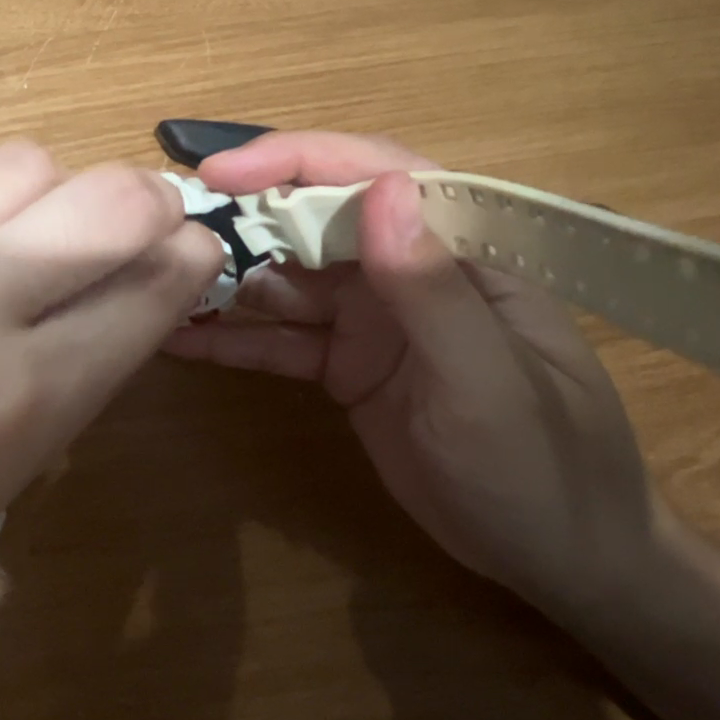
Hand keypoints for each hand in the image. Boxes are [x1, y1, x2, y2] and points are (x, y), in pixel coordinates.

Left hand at [0, 141, 223, 614]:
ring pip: (29, 161)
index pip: (154, 283)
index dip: (193, 261)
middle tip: (139, 229)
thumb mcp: (18, 468)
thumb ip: (91, 366)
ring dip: (58, 196)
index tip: (192, 257)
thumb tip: (149, 281)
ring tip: (36, 240)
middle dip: (150, 206)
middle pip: (110, 194)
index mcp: (20, 391)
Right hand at [164, 132, 663, 611]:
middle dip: (243, 222)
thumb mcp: (488, 383)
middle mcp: (407, 269)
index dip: (295, 161)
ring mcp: (370, 317)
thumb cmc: (546, 469)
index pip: (375, 175)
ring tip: (159, 290)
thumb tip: (381, 188)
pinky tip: (179, 342)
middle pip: (313, 221)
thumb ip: (432, 288)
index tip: (219, 173)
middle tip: (169, 238)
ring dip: (225, 281)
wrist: (560, 559)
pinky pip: (277, 340)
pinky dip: (231, 339)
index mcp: (461, 251)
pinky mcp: (342, 363)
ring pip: (284, 279)